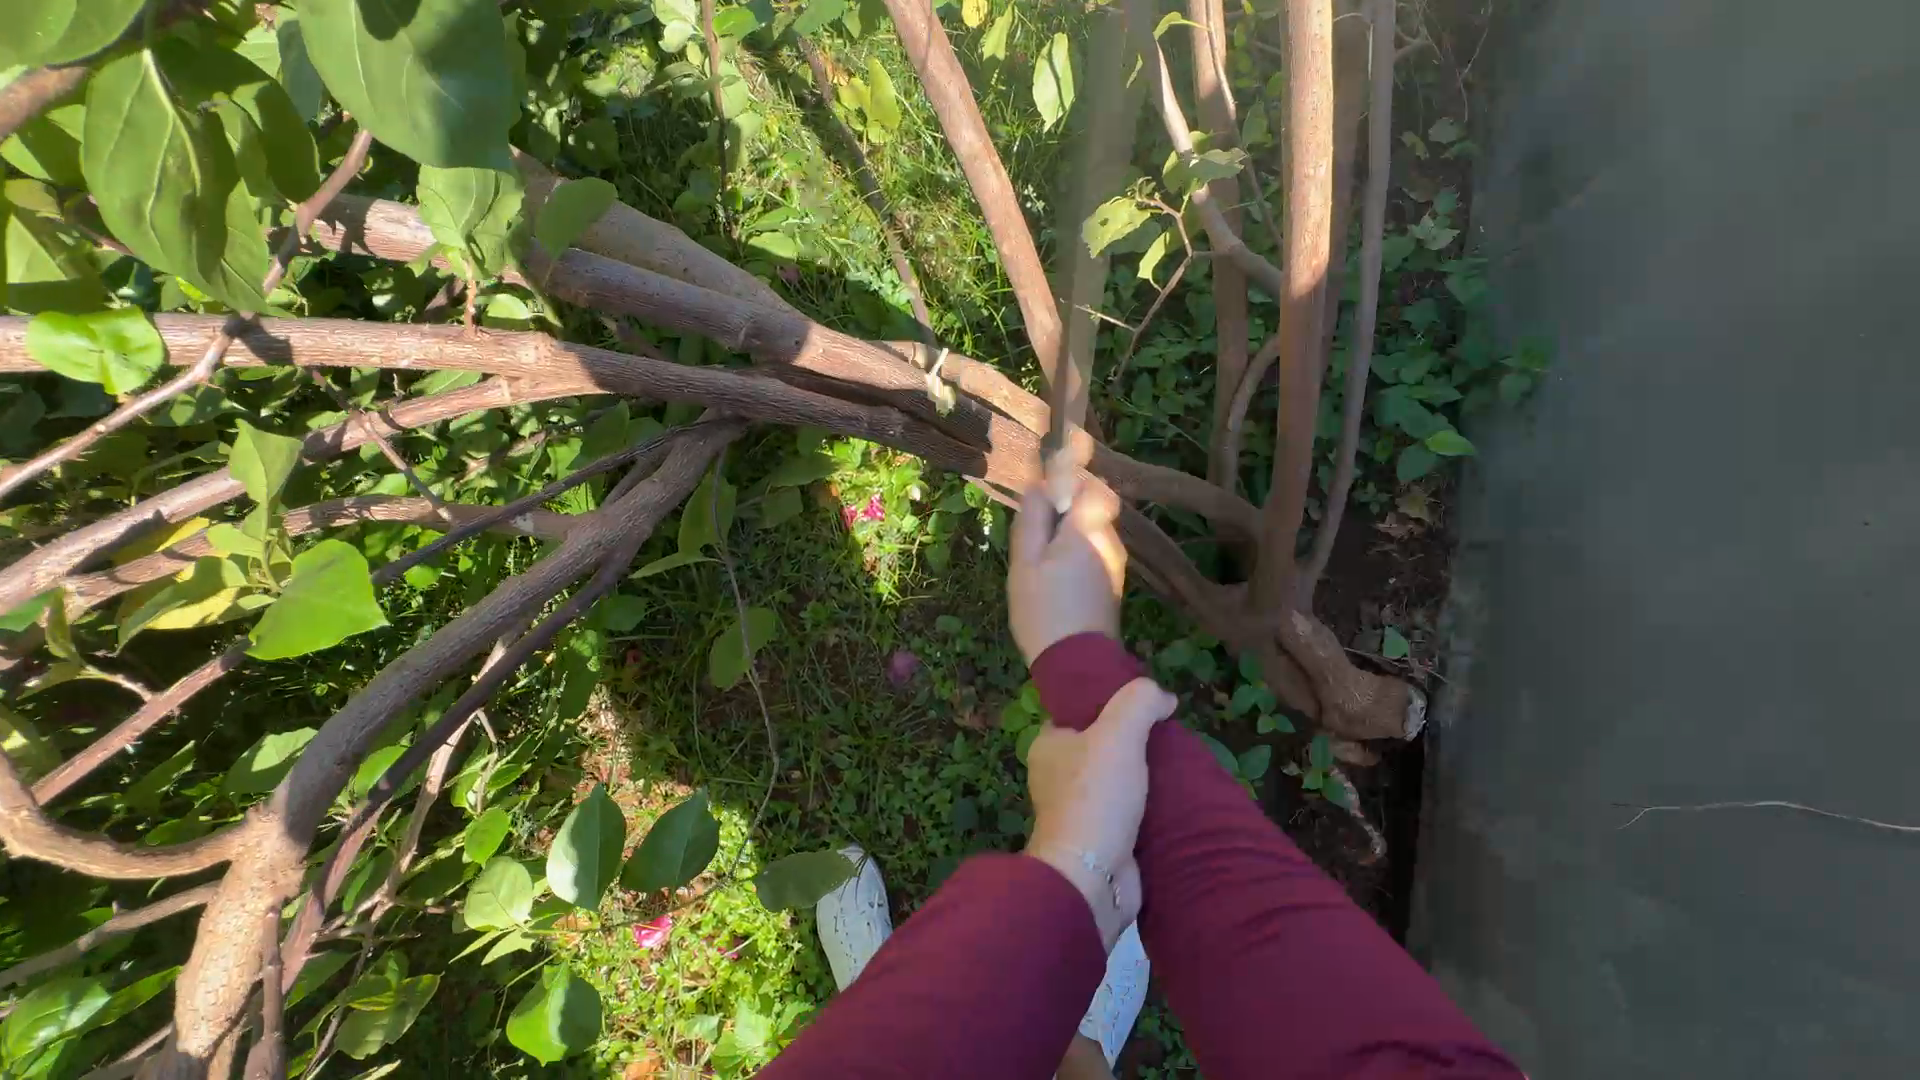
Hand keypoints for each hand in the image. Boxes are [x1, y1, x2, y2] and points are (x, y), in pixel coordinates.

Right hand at [1007, 478, 1125, 664]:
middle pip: (1093, 512)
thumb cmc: (1044, 609)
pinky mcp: (1112, 587)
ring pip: (1093, 535)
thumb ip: (1033, 519)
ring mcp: (1115, 566)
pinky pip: (1095, 557)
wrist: (1076, 664)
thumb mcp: (1025, 562)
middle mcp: (1109, 543)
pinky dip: (1077, 558)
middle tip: (1035, 535)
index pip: (1095, 488)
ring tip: (1041, 564)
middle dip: (1067, 514)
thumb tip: (1039, 487)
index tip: (1049, 493)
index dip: (1075, 483)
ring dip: (1071, 539)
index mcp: (1088, 531)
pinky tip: (1056, 581)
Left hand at [1023, 677, 1176, 949]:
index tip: (1141, 703)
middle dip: (1132, 743)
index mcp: (1048, 746)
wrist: (1091, 877)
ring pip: (1117, 782)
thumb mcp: (1117, 733)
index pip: (1076, 713)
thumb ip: (1140, 702)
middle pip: (1101, 747)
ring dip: (1144, 778)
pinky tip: (1175, 801)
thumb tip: (1164, 697)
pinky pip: (1129, 814)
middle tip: (1167, 736)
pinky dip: (1149, 809)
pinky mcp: (1102, 840)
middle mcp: (1056, 777)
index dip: (1106, 704)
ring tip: (1177, 766)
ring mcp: (1078, 812)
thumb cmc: (1095, 796)